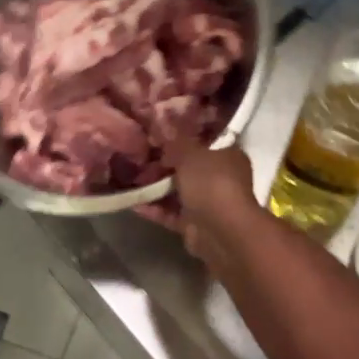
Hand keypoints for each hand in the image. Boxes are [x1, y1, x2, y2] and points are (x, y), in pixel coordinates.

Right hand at [135, 144, 259, 261]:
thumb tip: (162, 127)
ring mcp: (207, 204)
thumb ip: (175, 142)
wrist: (221, 231)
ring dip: (156, 189)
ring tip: (130, 180)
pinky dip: (154, 209)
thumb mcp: (190, 154)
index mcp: (228, 156)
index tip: (158, 138)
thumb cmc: (212, 183)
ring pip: (178, 193)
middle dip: (164, 166)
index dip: (182, 140)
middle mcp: (220, 179)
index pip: (205, 143)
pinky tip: (133, 203)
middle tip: (138, 159)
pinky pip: (171, 214)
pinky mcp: (194, 226)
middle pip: (188, 169)